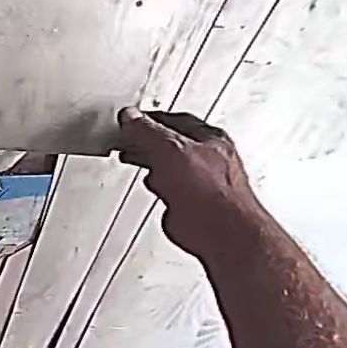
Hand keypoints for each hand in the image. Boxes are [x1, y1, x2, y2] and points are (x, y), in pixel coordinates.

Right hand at [117, 108, 265, 258]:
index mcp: (209, 138)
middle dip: (146, 139)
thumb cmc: (210, 192)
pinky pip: (168, 184)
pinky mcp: (189, 201)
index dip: (149, 119)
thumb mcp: (170, 150)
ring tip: (131, 154)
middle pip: (171, 140)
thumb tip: (131, 117)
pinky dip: (156, 181)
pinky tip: (150, 183)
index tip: (129, 119)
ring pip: (169, 162)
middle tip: (126, 136)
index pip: (174, 120)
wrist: (220, 230)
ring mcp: (199, 179)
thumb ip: (148, 132)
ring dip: (149, 159)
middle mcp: (207, 157)